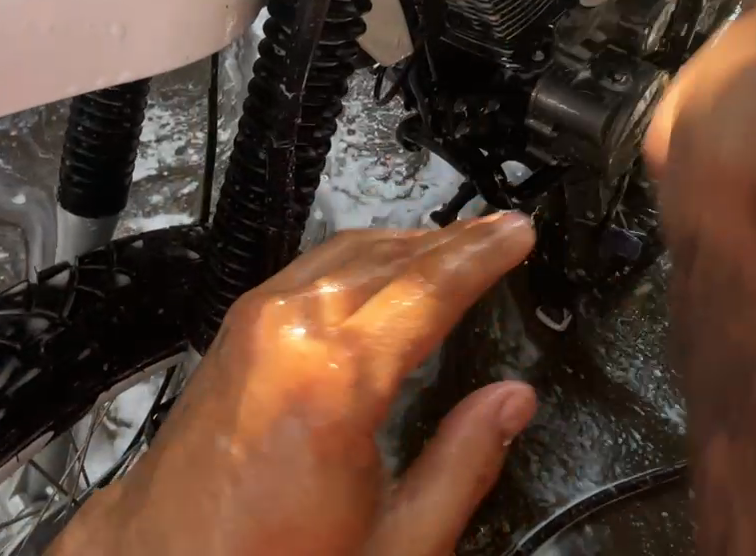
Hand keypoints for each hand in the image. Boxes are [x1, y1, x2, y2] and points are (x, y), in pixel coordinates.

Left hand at [53, 214, 537, 555]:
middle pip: (390, 257)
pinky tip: (386, 269)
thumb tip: (511, 402)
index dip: (480, 254)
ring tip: (453, 246)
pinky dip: (362, 258)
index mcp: (335, 379)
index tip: (515, 234)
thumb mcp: (390, 543)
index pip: (427, 288)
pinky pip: (314, 268)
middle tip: (496, 232)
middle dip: (452, 241)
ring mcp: (259, 318)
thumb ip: (461, 463)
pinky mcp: (241, 323)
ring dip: (407, 244)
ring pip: (349, 252)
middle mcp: (292, 328)